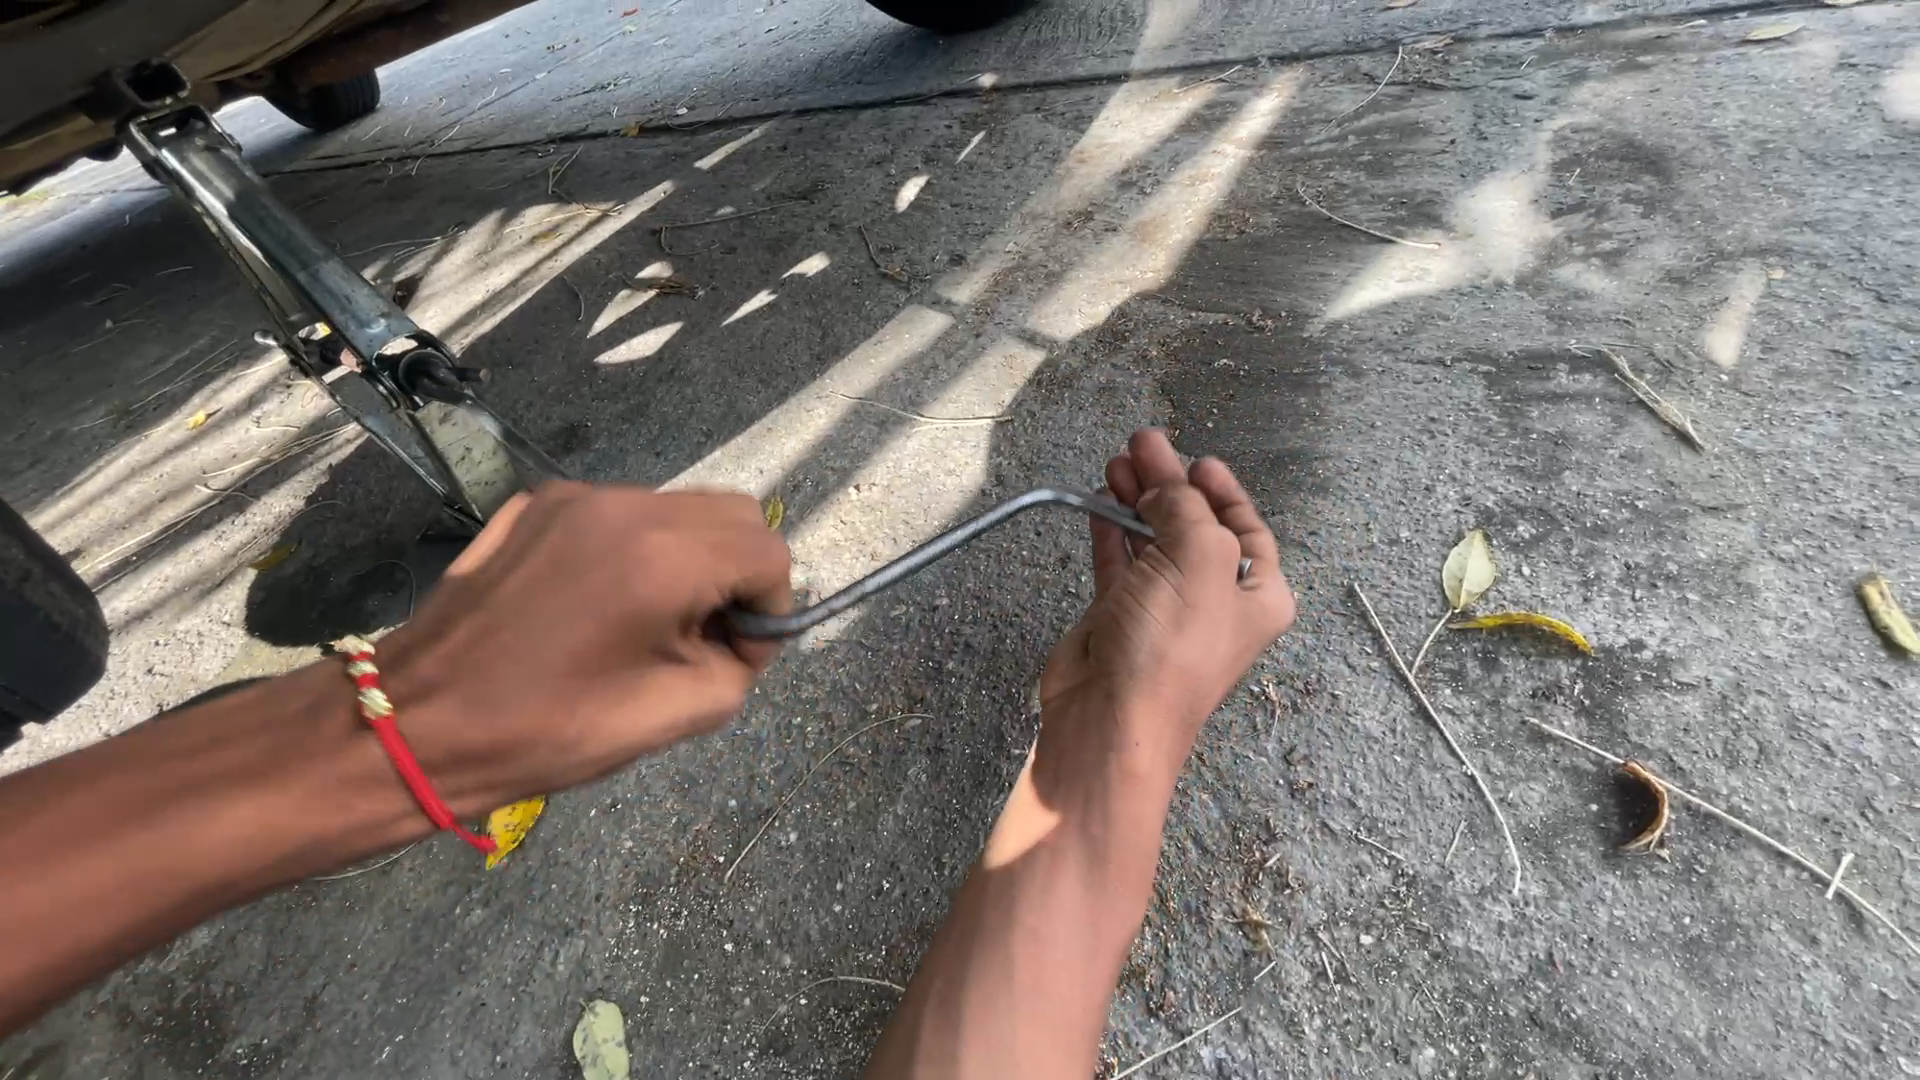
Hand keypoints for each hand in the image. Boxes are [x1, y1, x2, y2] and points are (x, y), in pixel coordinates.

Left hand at [372, 482, 790, 815]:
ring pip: (686, 507)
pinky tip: (606, 599)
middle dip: (743, 573)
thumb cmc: (550, 730)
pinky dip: (645, 548)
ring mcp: (579, 496)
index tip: (739, 653)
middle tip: (709, 632)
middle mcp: (628, 507)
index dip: (773, 606)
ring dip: (697, 558)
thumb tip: (743, 631)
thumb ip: (742, 663)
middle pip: (738, 514)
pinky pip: (629, 511)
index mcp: (665, 558)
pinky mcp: (541, 502)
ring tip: (656, 617)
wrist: (411, 724)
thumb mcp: (677, 714)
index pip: (769, 552)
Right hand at [1037, 431, 1294, 788]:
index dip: (1221, 489)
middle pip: (1192, 525)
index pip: (1245, 527)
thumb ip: (1187, 508)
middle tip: (1140, 445)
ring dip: (1135, 500)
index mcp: (1256, 594)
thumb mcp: (1199, 560)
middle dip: (1168, 484)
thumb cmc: (1170, 647)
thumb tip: (1164, 480)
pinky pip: (1117, 559)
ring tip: (1115, 463)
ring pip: (1151, 538)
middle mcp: (1212, 599)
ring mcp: (1162, 607)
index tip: (1195, 459)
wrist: (1110, 718)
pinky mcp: (1119, 613)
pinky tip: (1101, 500)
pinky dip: (1110, 528)